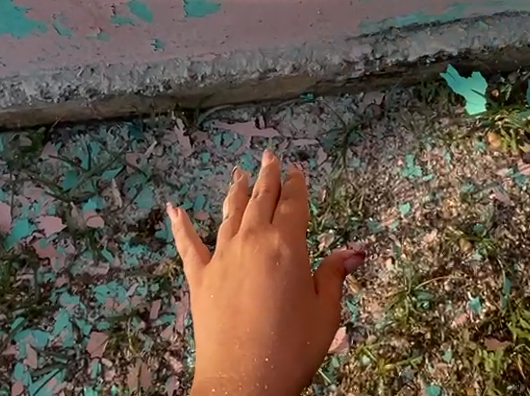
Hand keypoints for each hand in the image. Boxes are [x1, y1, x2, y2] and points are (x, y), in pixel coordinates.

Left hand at [167, 151, 363, 395]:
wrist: (242, 386)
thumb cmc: (290, 351)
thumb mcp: (325, 314)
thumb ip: (335, 276)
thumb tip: (354, 252)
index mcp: (287, 244)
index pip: (294, 202)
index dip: (297, 184)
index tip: (297, 171)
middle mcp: (254, 240)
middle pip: (262, 198)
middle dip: (268, 176)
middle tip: (270, 157)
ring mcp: (223, 257)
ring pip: (231, 212)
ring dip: (237, 190)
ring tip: (240, 173)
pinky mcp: (201, 278)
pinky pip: (189, 245)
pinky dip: (181, 226)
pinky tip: (174, 209)